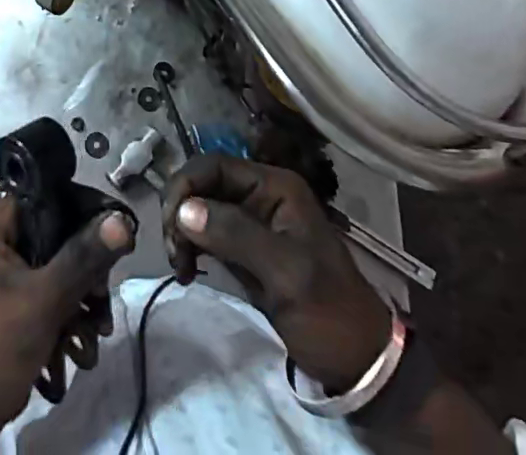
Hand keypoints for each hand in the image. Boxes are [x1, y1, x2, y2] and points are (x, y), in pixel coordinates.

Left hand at [0, 197, 134, 451]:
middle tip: (102, 295)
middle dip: (89, 269)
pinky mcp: (23, 296)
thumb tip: (122, 221)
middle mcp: (3, 237)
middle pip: (63, 231)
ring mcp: (13, 268)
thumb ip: (83, 256)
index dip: (86, 210)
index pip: (50, 195)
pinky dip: (75, 311)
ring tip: (98, 328)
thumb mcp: (43, 298)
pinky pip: (59, 287)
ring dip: (87, 296)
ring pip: (66, 262)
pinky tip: (87, 340)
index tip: (115, 234)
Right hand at [164, 155, 390, 392]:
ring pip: (200, 209)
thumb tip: (184, 210)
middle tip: (174, 254)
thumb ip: (237, 235)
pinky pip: (206, 235)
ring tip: (180, 268)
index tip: (170, 227)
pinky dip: (190, 248)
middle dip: (180, 213)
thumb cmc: (328, 312)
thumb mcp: (287, 273)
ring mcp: (252, 222)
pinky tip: (187, 272)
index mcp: (276, 187)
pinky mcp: (243, 249)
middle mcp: (261, 195)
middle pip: (203, 185)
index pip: (215, 166)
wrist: (356, 360)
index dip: (186, 187)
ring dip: (181, 233)